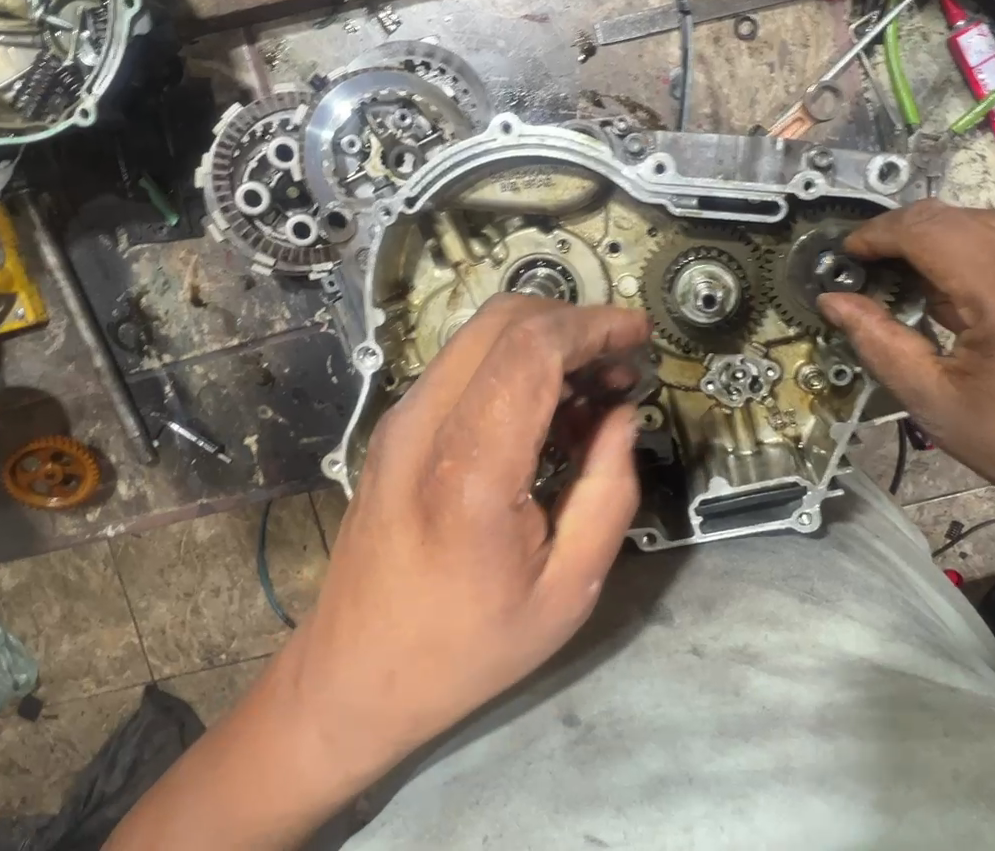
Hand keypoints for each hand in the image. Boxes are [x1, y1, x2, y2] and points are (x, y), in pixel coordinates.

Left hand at [278, 295, 649, 791]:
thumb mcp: (565, 592)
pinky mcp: (395, 428)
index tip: (639, 334)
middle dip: (573, 322)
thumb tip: (622, 415)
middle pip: (502, 321)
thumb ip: (608, 493)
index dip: (592, 326)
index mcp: (468, 472)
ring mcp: (401, 421)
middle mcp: (423, 425)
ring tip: (597, 386)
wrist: (354, 672)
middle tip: (623, 360)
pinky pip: (463, 367)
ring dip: (544, 341)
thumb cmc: (465, 647)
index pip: (530, 350)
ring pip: (480, 336)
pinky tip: (551, 410)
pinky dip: (515, 366)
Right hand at [819, 201, 994, 581]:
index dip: (879, 233)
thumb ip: (879, 341)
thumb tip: (835, 299)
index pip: (925, 224)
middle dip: (931, 249)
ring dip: (989, 252)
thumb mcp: (941, 407)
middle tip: (917, 296)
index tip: (855, 253)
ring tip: (988, 309)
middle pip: (974, 219)